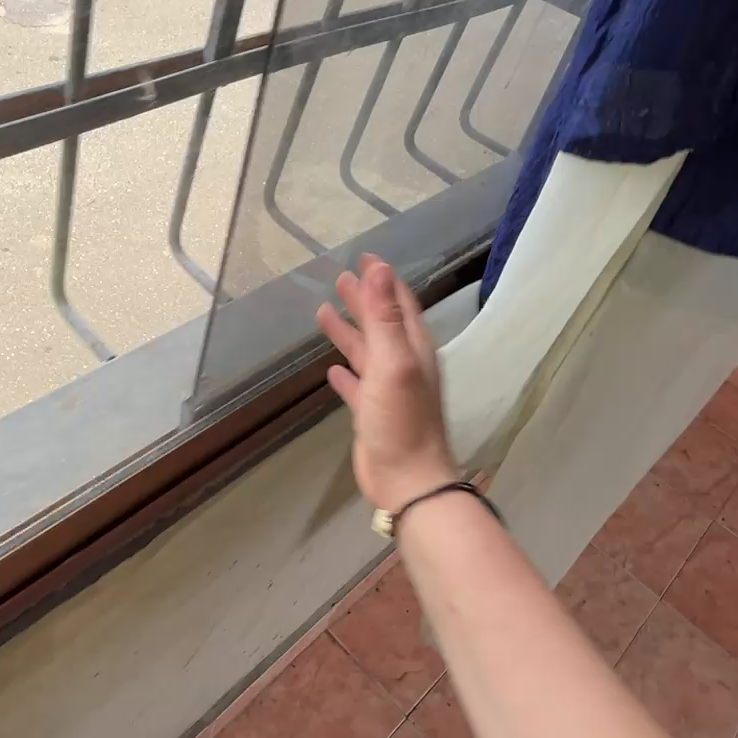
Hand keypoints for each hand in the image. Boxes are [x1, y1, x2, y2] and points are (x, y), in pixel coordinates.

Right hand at [314, 255, 457, 512]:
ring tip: (323, 312)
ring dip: (349, 331)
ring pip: (366, 352)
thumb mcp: (393, 361)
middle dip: (362, 300)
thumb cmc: (402, 420)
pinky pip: (357, 384)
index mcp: (413, 349)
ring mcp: (388, 390)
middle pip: (381, 324)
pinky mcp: (373, 413)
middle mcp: (403, 365)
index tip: (366, 258)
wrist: (407, 480)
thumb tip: (379, 269)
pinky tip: (331, 369)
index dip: (383, 281)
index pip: (399, 304)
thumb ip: (384, 316)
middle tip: (340, 279)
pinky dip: (345, 373)